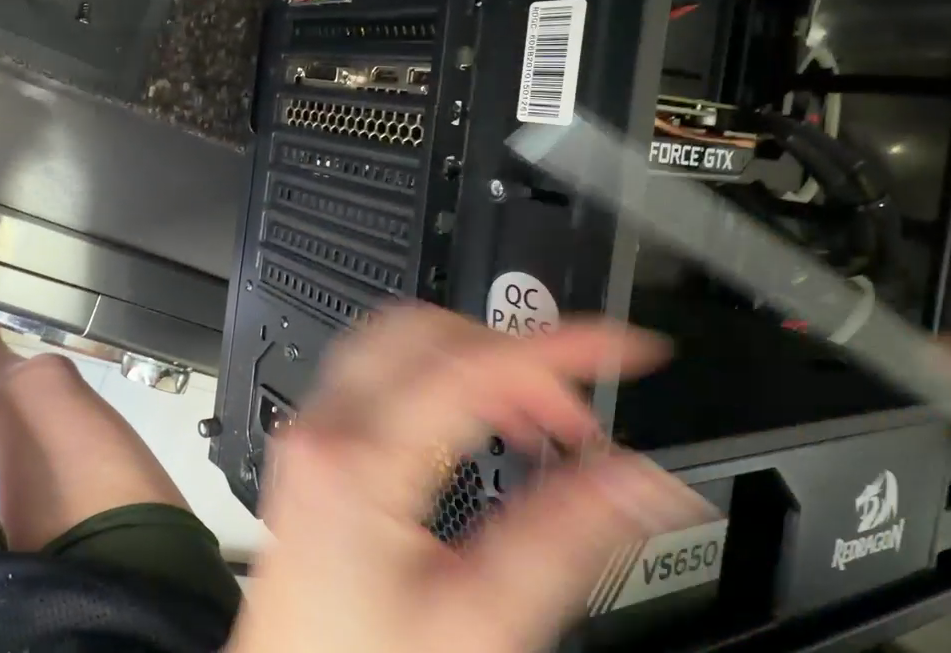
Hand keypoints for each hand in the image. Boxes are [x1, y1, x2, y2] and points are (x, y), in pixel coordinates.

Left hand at [227, 304, 710, 652]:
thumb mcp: (480, 618)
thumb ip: (567, 539)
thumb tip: (641, 481)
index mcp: (359, 465)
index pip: (469, 367)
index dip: (559, 349)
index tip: (625, 348)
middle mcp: (323, 430)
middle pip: (423, 331)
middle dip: (510, 353)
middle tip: (573, 412)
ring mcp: (309, 430)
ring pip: (394, 340)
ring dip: (472, 361)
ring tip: (533, 420)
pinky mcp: (311, 442)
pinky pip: (373, 371)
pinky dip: (435, 377)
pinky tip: (475, 424)